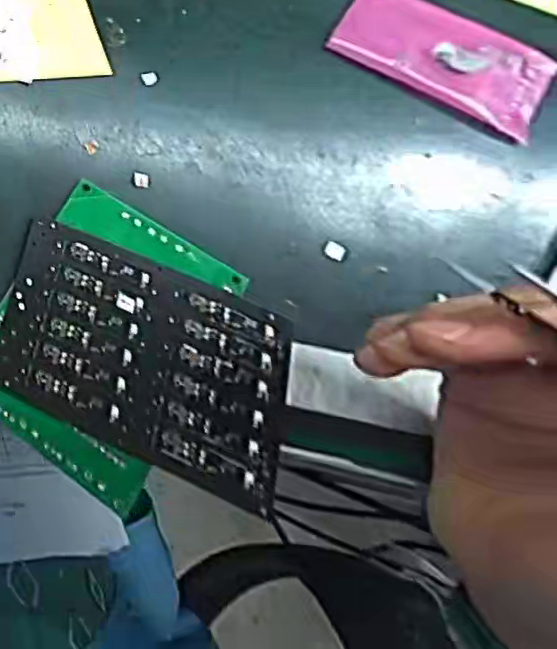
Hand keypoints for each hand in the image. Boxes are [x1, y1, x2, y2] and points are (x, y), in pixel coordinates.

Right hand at [356, 293, 556, 647]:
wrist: (541, 612)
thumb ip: (538, 398)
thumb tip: (534, 323)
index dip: (537, 317)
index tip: (501, 333)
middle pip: (531, 313)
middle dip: (480, 318)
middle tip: (432, 342)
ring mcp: (537, 389)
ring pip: (479, 319)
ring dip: (429, 323)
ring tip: (400, 347)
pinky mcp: (478, 393)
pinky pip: (432, 342)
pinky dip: (397, 338)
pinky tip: (384, 353)